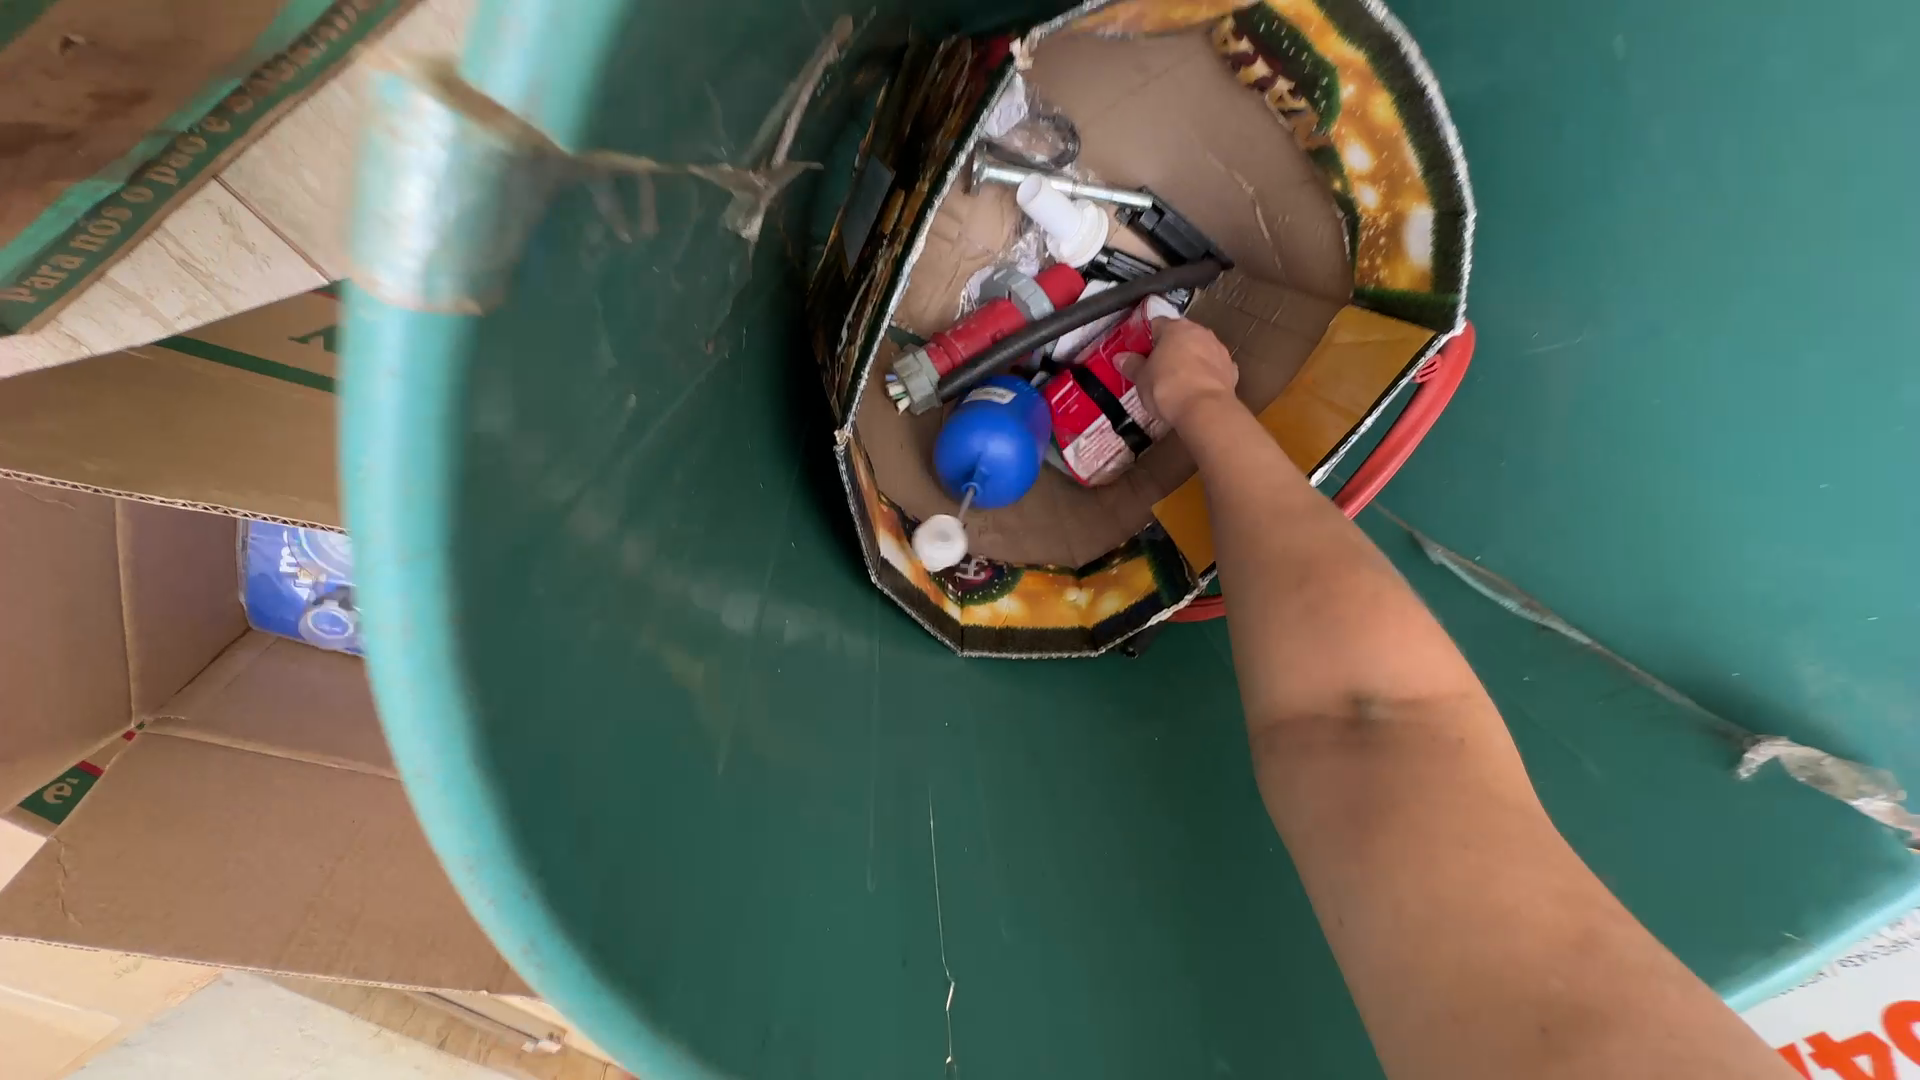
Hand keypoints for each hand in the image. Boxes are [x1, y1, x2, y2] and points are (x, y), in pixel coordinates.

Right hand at [1120, 318, 1238, 430]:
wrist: (1204, 409)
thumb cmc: (1167, 387)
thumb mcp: (1141, 378)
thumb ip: (1132, 365)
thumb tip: (1120, 358)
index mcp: (1174, 328)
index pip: (1157, 323)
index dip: (1147, 337)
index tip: (1140, 352)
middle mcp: (1199, 332)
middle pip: (1181, 335)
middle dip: (1170, 348)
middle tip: (1157, 367)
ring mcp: (1218, 349)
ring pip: (1200, 349)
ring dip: (1190, 359)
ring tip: (1178, 380)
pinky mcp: (1231, 369)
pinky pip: (1214, 367)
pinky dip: (1206, 374)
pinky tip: (1197, 388)